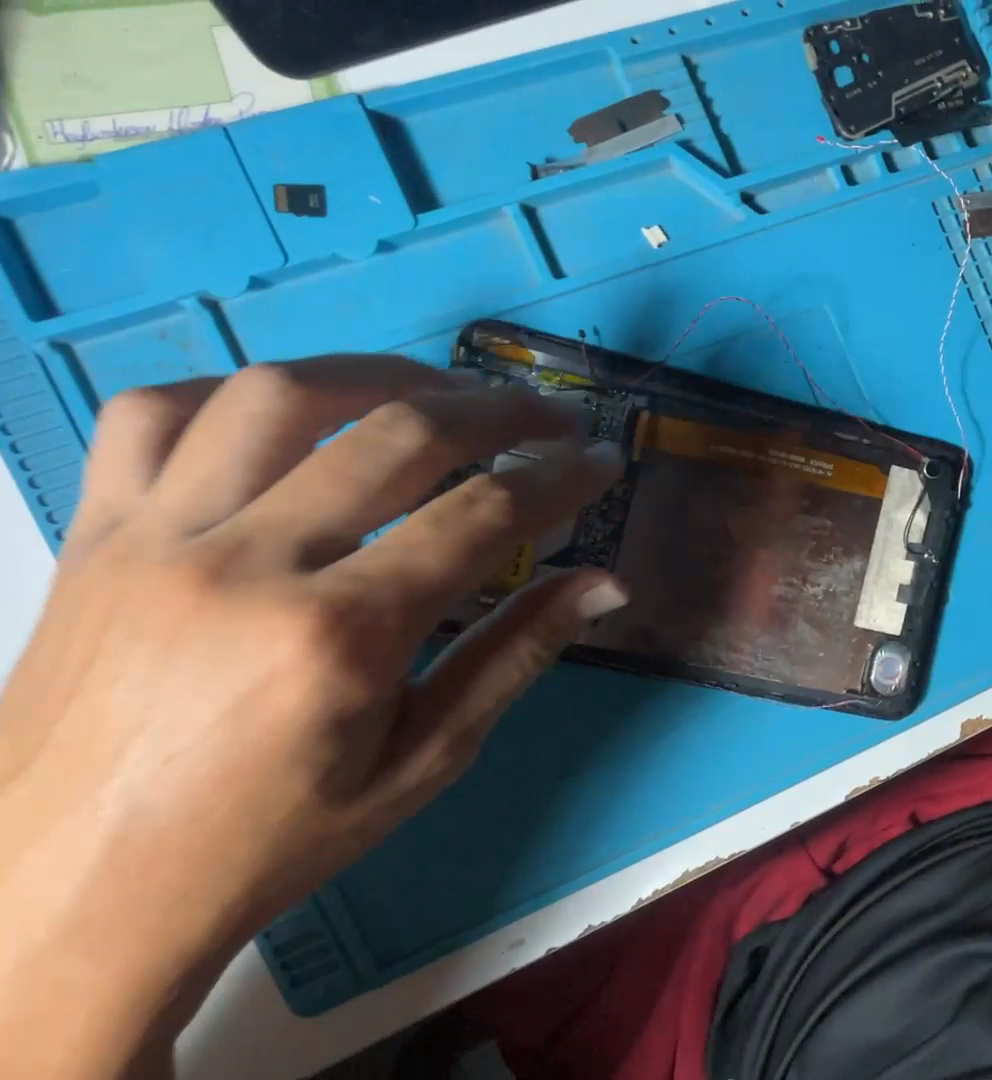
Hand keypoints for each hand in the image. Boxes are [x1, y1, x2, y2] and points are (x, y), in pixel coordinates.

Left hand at [0, 356, 626, 1075]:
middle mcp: (247, 563)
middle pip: (400, 434)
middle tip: (551, 416)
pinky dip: (244, 391)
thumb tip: (607, 583)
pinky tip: (304, 412)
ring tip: (446, 392)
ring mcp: (156, 535)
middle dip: (500, 411)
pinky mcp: (94, 531)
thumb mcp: (424, 761)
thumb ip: (517, 655)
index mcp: (339, 635)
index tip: (602, 461)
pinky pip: (157, 413)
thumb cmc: (271, 840)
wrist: (66, 895)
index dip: (559, 477)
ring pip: (284, 395)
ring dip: (388, 374)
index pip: (482, 516)